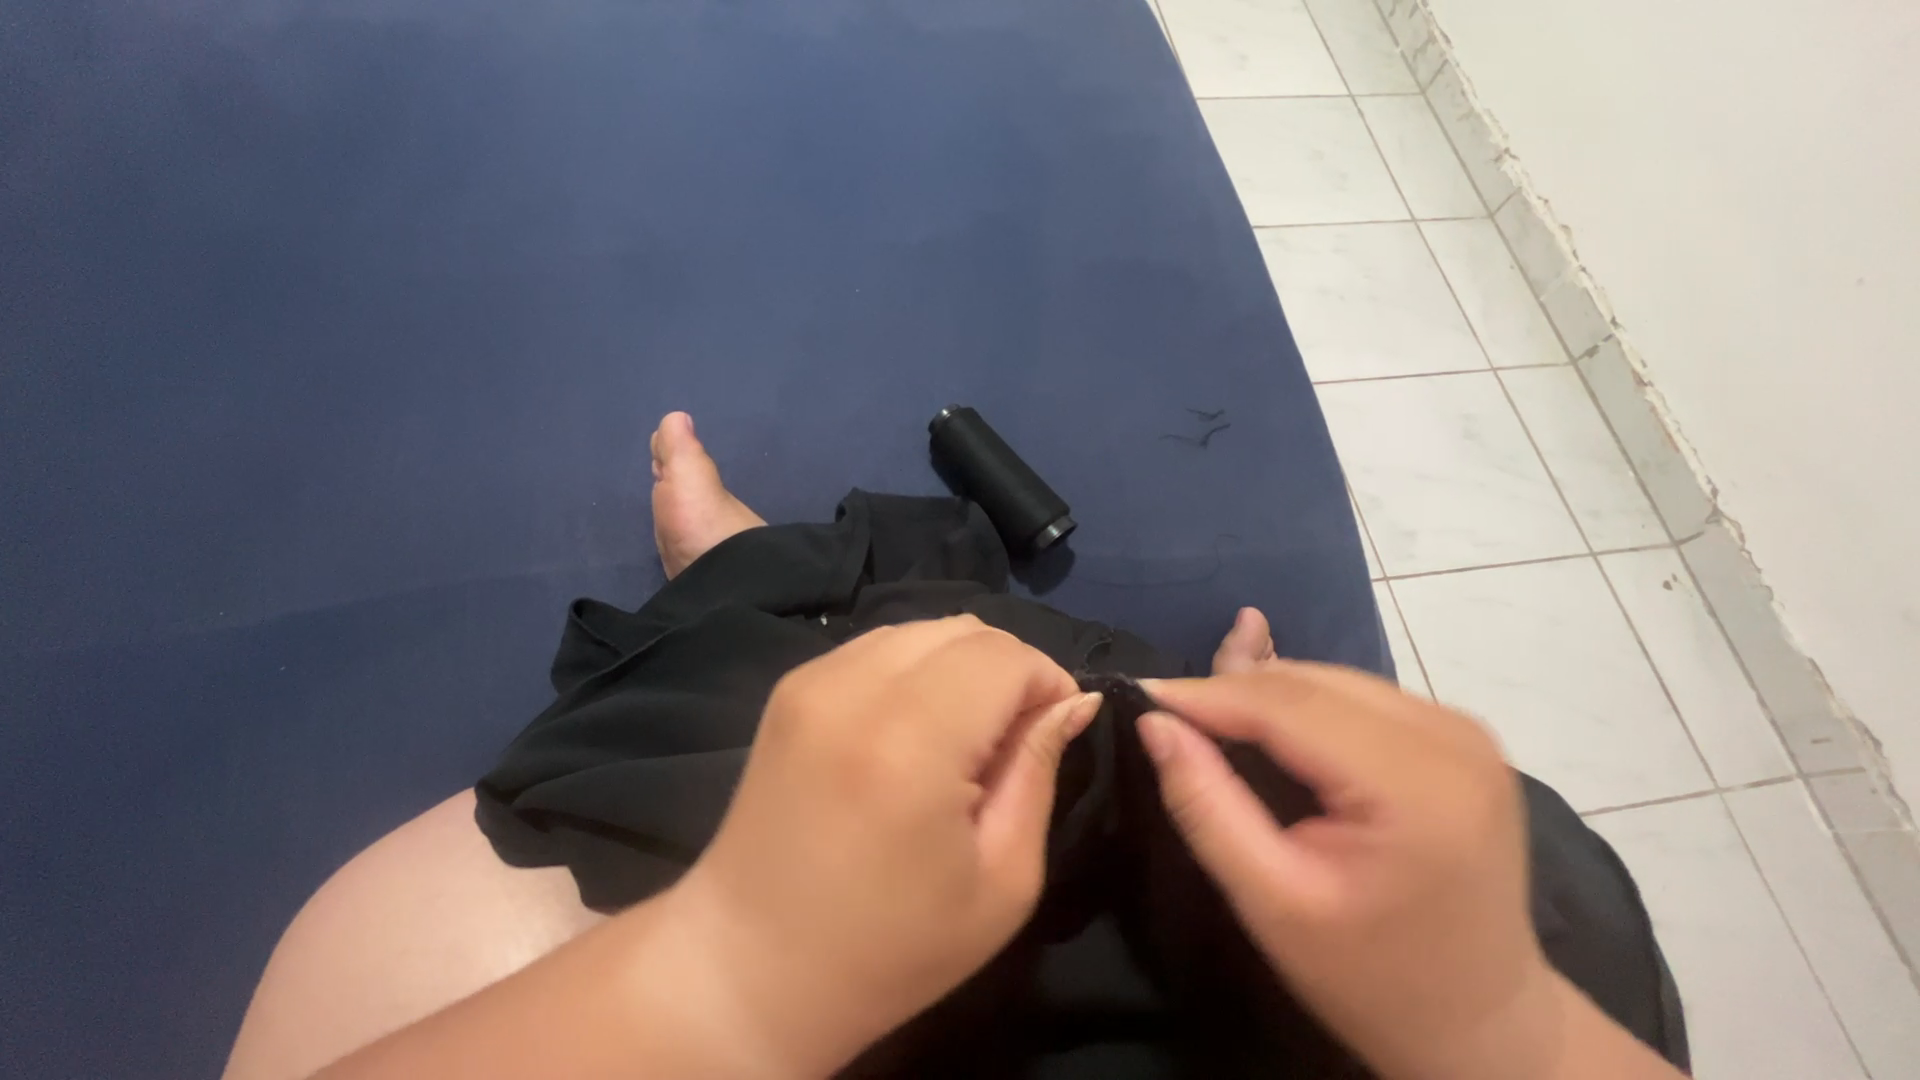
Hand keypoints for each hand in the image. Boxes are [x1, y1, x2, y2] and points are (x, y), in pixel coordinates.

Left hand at [666, 616, 1101, 1075]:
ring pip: (922, 629)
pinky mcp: (791, 687)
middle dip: (1010, 668)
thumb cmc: (891, 948)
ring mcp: (813, 680)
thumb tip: (1073, 701)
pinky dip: (917, 669)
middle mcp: (854, 688)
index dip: (1049, 680)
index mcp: (911, 741)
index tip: (1055, 730)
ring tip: (964, 734)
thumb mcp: (1001, 880)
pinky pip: (879, 646)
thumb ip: (1038, 771)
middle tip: (1014, 737)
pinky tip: (915, 727)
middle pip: (966, 630)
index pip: (1006, 656)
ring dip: (963, 665)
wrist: (750, 964)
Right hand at [1136, 667, 1561, 1079]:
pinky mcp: (1460, 735)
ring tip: (1204, 714)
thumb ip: (1206, 805)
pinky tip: (1263, 719)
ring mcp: (1463, 732)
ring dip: (1263, 692)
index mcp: (1416, 787)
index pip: (1288, 706)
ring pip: (1330, 680)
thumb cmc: (1368, 977)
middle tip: (1165, 709)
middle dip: (1230, 689)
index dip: (1208, 694)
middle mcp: (1451, 738)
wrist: (1480, 1019)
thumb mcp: (1270, 901)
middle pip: (1310, 683)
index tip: (1140, 694)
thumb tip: (1155, 723)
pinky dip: (1300, 701)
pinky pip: (1356, 695)